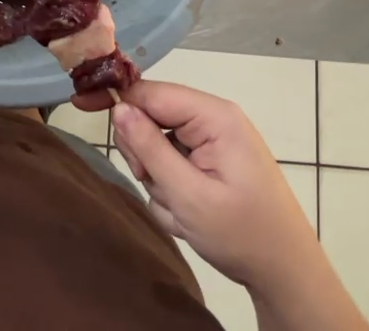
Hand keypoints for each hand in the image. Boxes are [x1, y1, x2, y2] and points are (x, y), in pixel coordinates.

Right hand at [110, 81, 310, 289]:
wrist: (287, 275)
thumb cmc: (242, 234)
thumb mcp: (190, 196)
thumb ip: (151, 149)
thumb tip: (118, 108)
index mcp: (214, 116)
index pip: (151, 92)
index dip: (116, 98)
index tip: (80, 104)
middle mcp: (214, 119)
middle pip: (152, 117)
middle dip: (146, 155)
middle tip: (158, 187)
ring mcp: (215, 141)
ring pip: (159, 145)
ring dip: (160, 180)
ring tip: (182, 211)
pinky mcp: (214, 161)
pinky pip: (174, 163)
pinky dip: (172, 190)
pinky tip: (189, 215)